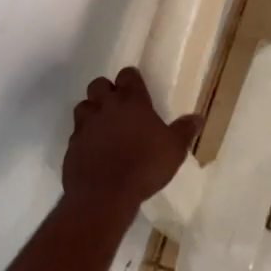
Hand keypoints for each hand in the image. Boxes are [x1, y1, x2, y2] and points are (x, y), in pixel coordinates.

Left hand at [63, 67, 200, 212]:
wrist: (104, 196)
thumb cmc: (145, 165)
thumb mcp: (174, 149)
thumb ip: (185, 130)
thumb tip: (198, 118)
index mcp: (132, 102)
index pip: (128, 75)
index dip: (131, 78)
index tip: (137, 87)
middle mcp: (106, 107)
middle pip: (98, 84)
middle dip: (106, 90)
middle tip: (118, 105)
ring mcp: (85, 126)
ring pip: (83, 105)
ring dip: (92, 111)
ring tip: (103, 125)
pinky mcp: (71, 146)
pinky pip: (76, 133)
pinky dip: (84, 136)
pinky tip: (94, 149)